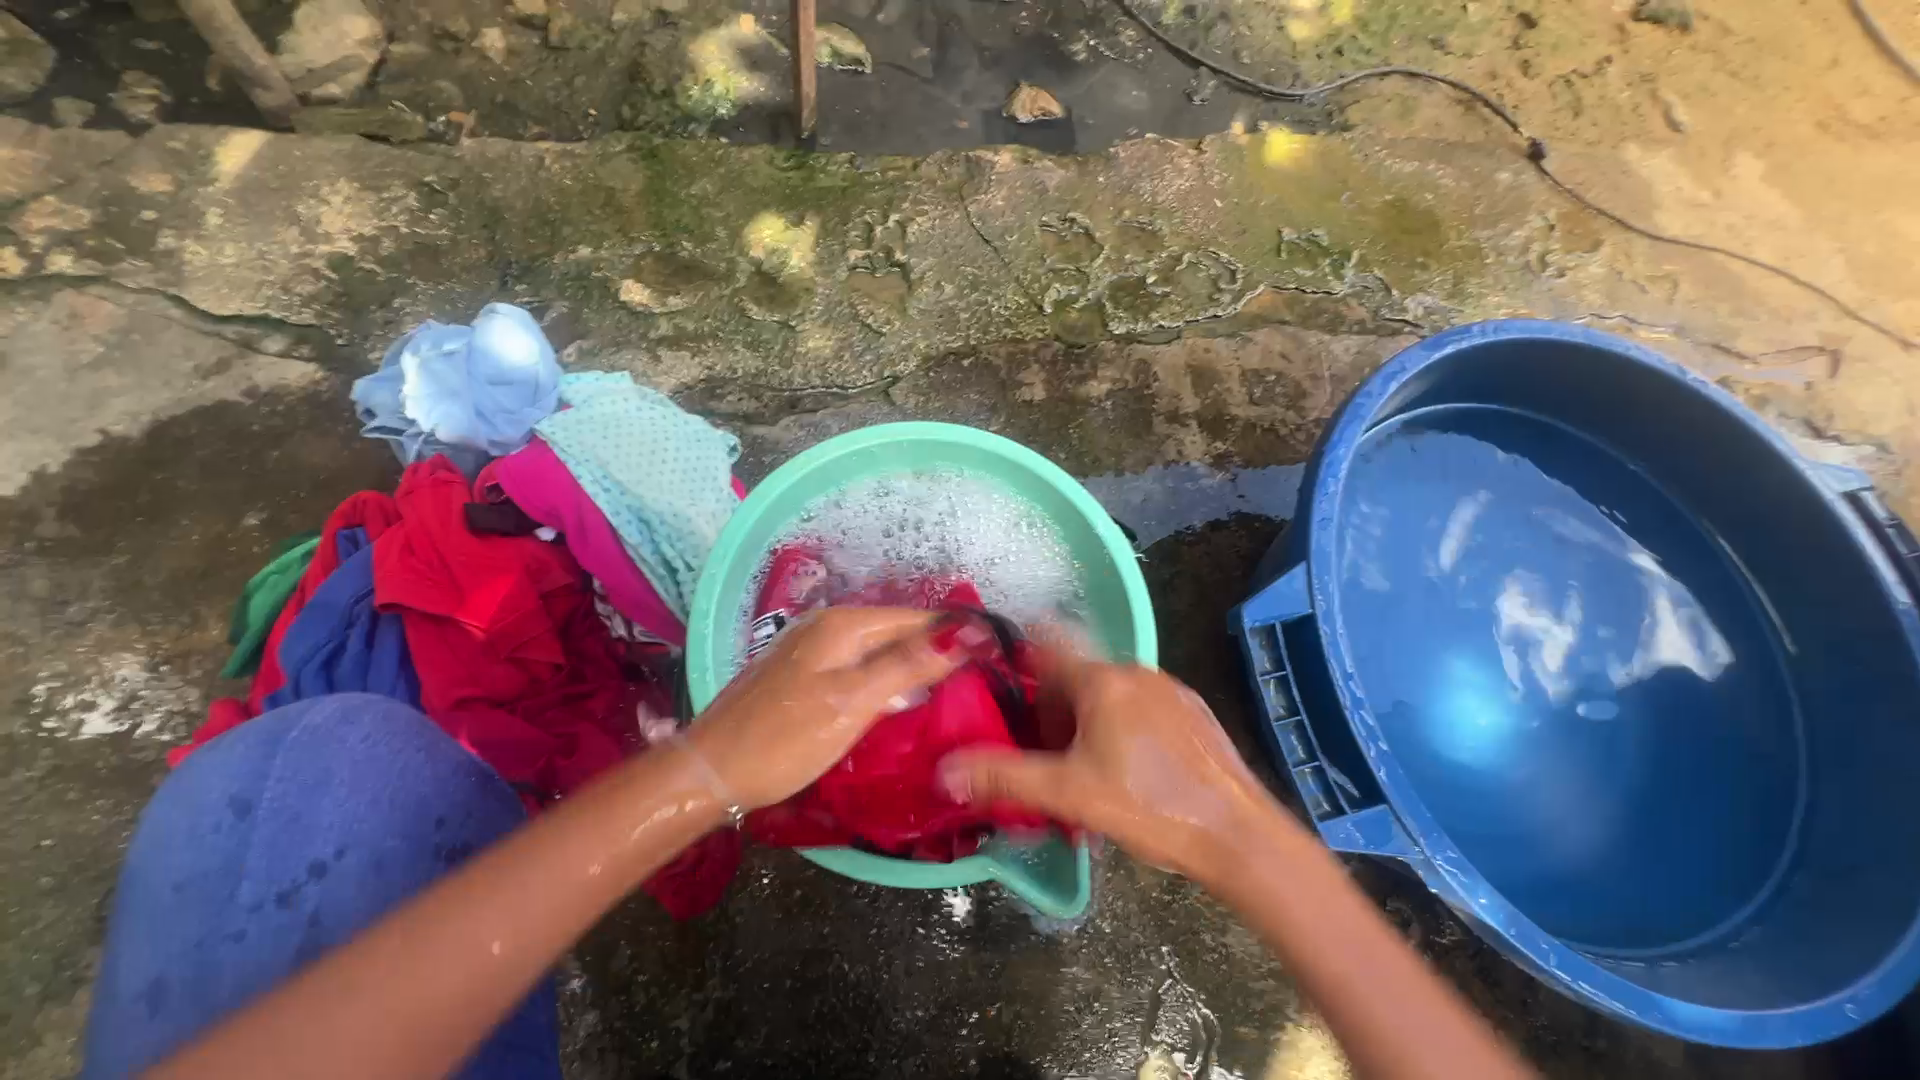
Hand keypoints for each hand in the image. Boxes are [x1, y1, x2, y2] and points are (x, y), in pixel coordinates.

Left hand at [687, 607, 989, 809]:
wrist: (711, 770)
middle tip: (978, 680)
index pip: (915, 619)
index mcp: (843, 625)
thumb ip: (908, 667)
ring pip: (878, 651)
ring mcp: (812, 650)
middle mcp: (827, 626)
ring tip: (950, 692)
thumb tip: (964, 635)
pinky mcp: (803, 675)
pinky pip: (858, 667)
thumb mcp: (853, 703)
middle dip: (935, 651)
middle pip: (897, 632)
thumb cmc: (785, 739)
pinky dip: (884, 679)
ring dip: (911, 666)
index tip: (993, 657)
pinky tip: (899, 701)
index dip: (954, 635)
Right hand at [937, 633, 1281, 878]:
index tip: (1003, 686)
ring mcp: (1170, 690)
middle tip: (1042, 755)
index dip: (1020, 655)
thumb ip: (1004, 778)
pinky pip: (1140, 707)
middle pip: (1076, 672)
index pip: (1048, 640)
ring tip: (1082, 772)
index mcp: (1103, 679)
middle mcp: (1136, 671)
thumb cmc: (1149, 806)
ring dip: (1085, 721)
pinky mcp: (1194, 714)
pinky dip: (1120, 728)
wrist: (1238, 835)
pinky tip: (1128, 775)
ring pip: (1109, 692)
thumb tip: (945, 770)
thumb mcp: (1068, 795)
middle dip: (1051, 708)